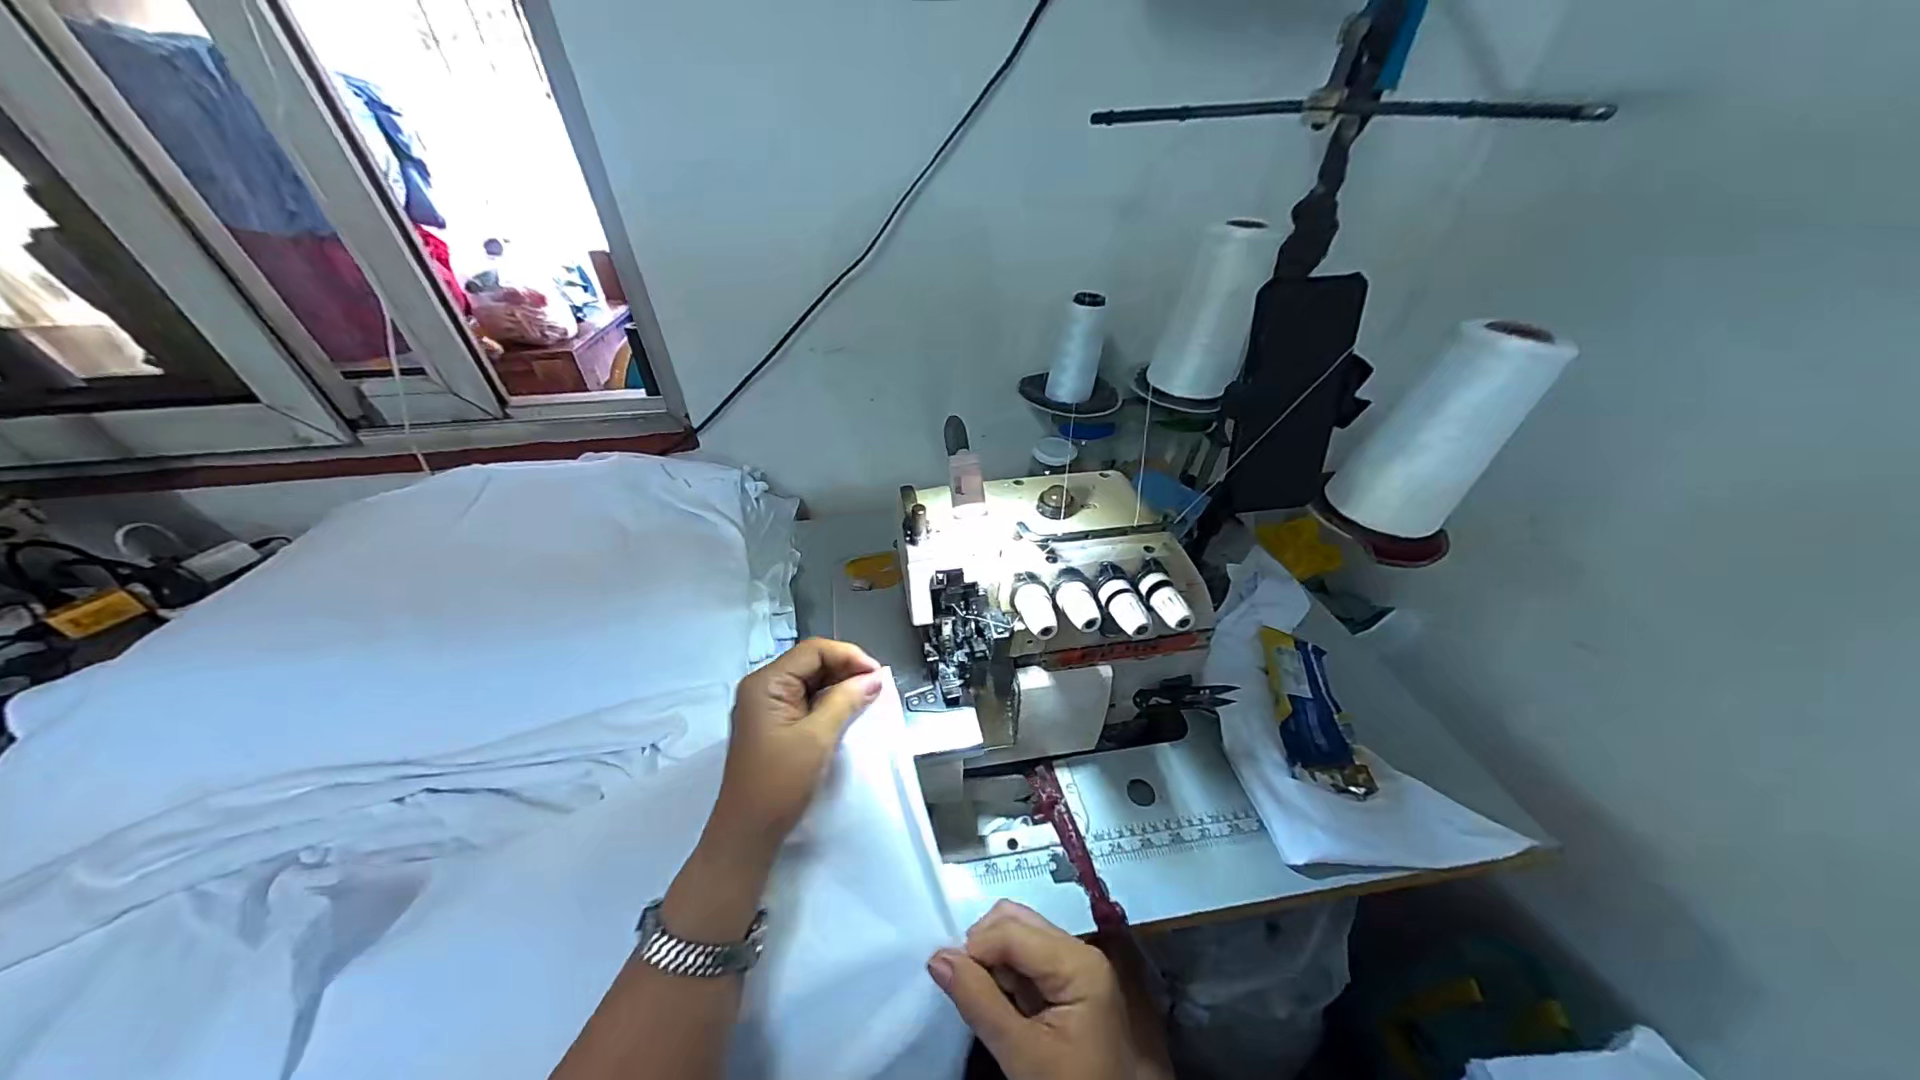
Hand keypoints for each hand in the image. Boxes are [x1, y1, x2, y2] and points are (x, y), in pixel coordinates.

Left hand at [704, 638, 883, 861]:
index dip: (848, 656)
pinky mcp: (774, 725)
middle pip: (811, 663)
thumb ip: (846, 701)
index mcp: (765, 683)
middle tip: (876, 687)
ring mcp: (766, 707)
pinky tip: (848, 711)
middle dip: (845, 670)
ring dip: (840, 686)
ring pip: (810, 681)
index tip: (877, 675)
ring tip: (867, 698)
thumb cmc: (779, 783)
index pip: (813, 651)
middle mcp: (762, 688)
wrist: (747, 834)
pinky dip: (829, 702)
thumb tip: (874, 678)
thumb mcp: (818, 738)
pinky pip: (805, 701)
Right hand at [927, 901, 1136, 1079]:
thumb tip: (937, 958)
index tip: (950, 979)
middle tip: (968, 988)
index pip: (1011, 931)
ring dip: (991, 959)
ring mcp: (1076, 964)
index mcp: (1079, 963)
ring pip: (1017, 933)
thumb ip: (979, 1002)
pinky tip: (1000, 1002)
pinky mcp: (1068, 980)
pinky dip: (1004, 971)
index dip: (974, 949)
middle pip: (1015, 920)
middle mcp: (1080, 951)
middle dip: (982, 946)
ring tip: (986, 1000)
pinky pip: (1025, 956)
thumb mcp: (1022, 1054)